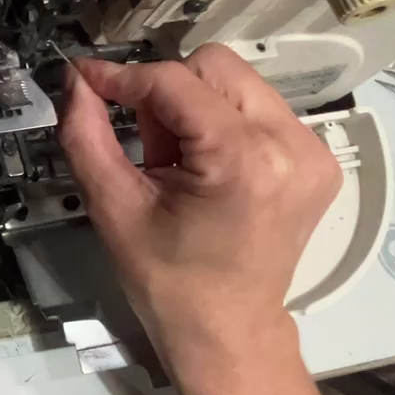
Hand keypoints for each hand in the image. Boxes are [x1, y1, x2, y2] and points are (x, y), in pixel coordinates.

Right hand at [56, 44, 341, 369]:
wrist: (224, 328)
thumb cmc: (165, 278)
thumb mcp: (112, 205)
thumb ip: (86, 135)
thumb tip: (76, 83)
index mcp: (243, 160)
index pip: (174, 81)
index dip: (122, 76)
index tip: (84, 79)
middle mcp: (292, 145)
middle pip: (213, 66)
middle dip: (164, 93)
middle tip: (145, 144)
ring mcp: (313, 151)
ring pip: (234, 82)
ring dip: (191, 106)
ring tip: (176, 162)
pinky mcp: (317, 159)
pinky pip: (255, 107)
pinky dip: (218, 122)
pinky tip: (203, 166)